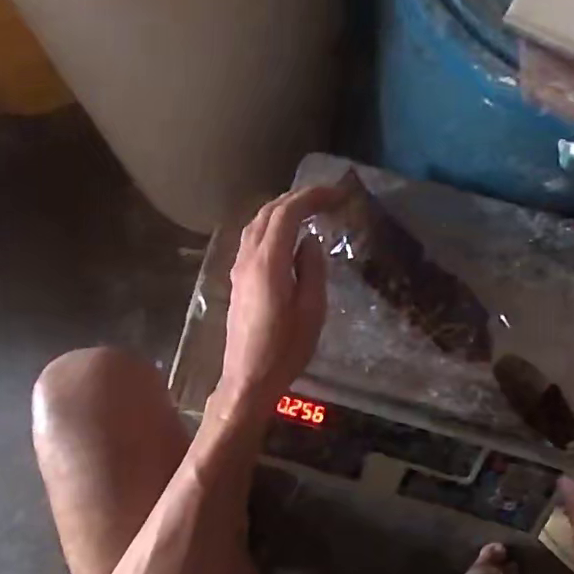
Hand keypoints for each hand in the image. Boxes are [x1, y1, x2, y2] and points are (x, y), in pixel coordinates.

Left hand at [216, 186, 341, 411]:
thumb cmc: (285, 350)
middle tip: (325, 199)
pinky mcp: (236, 282)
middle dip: (296, 198)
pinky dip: (270, 228)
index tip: (336, 194)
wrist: (248, 379)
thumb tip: (309, 241)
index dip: (312, 197)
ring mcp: (238, 270)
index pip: (287, 213)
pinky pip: (251, 241)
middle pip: (268, 213)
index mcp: (268, 262)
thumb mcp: (312, 311)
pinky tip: (285, 237)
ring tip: (307, 212)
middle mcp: (248, 259)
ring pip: (256, 225)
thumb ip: (312, 269)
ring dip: (281, 210)